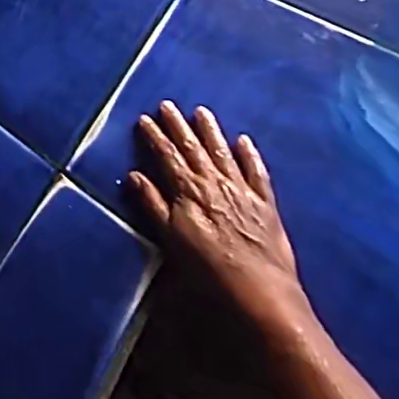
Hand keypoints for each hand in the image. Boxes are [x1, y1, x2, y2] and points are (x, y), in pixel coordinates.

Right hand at [132, 102, 312, 334]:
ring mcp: (242, 191)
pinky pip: (257, 172)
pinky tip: (244, 141)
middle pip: (193, 147)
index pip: (167, 156)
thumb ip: (153, 204)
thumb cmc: (209, 270)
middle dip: (178, 125)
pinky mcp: (265, 204)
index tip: (144, 118)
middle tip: (167, 105)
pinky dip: (250, 155)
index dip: (155, 136)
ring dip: (211, 131)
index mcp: (188, 191)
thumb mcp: (172, 239)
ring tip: (201, 111)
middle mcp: (214, 183)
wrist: (262, 293)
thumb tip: (133, 175)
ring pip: (222, 152)